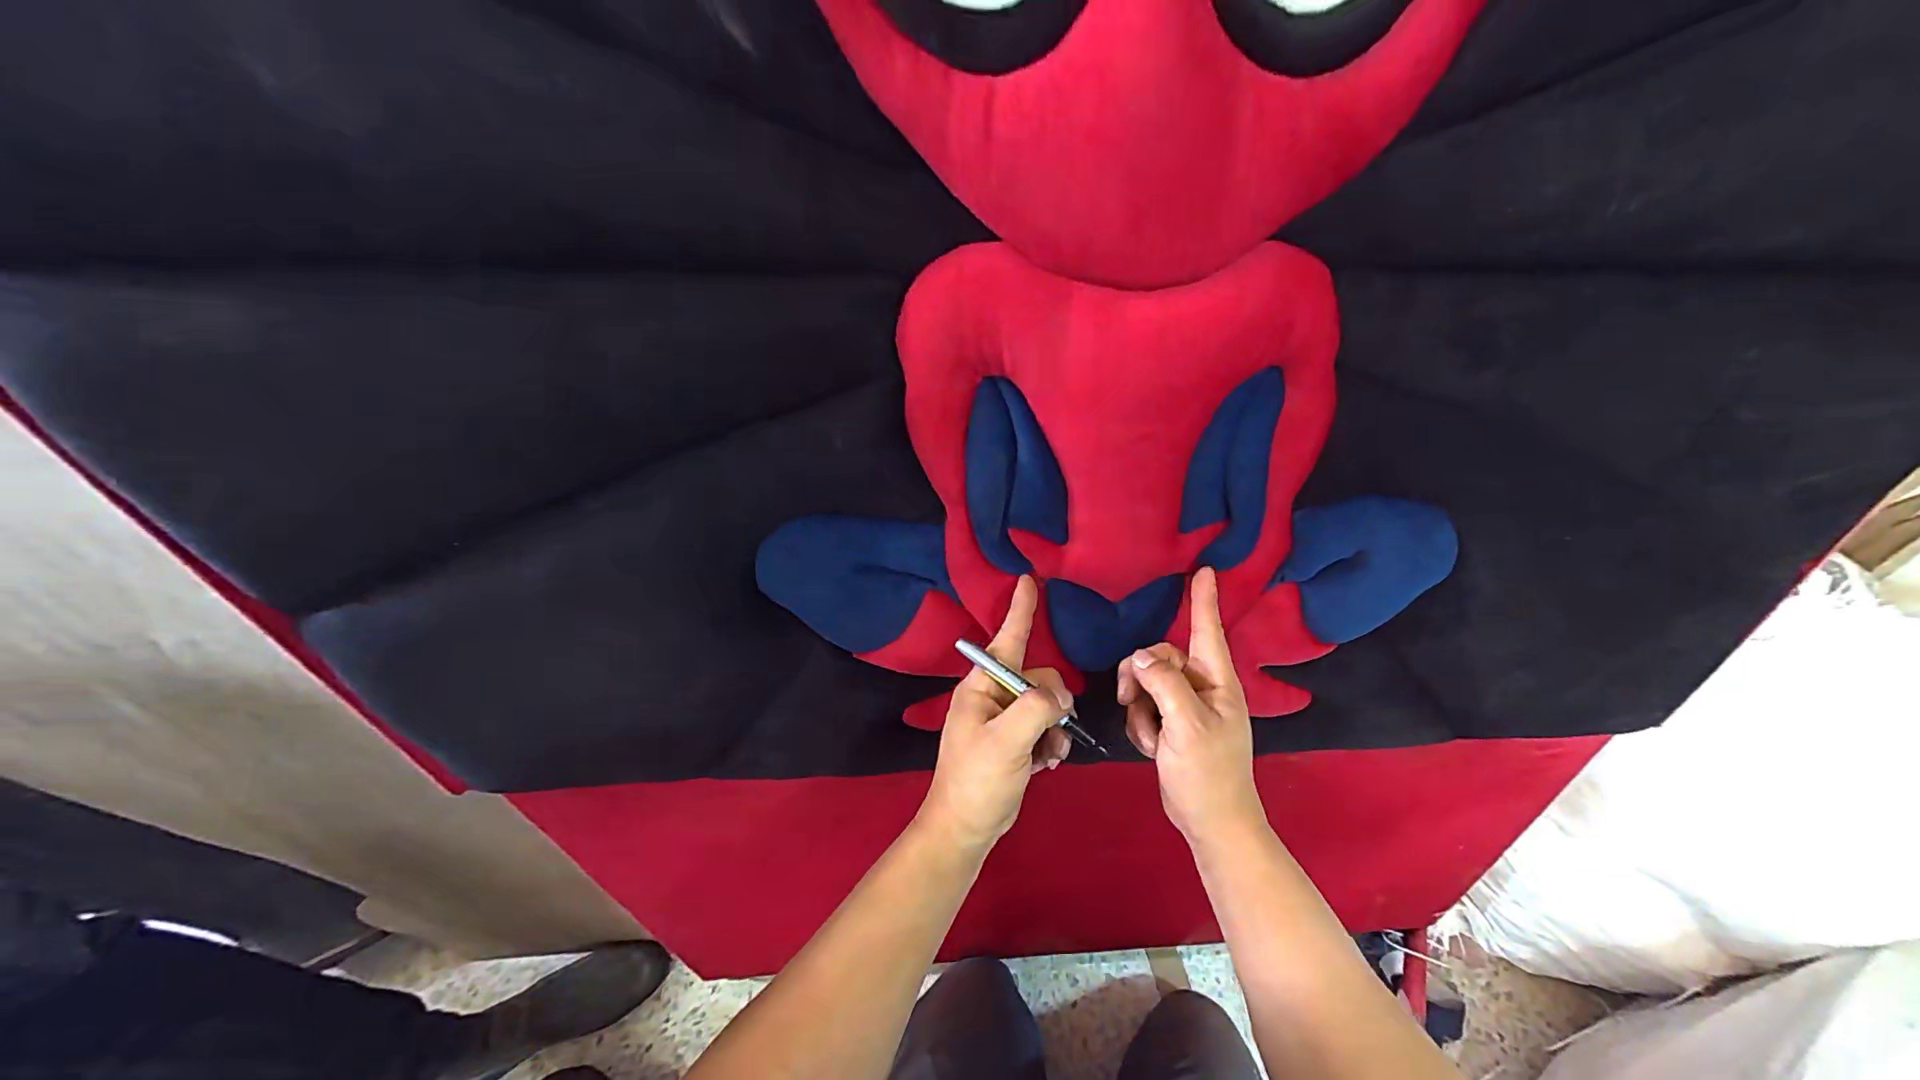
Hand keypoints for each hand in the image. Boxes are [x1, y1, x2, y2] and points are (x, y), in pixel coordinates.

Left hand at [918, 576, 1072, 852]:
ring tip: (1046, 753)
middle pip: (1038, 678)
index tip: (1027, 580)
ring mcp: (1004, 720)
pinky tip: (1045, 763)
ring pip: (1047, 704)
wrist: (966, 828)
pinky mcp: (1015, 741)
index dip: (1020, 610)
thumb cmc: (976, 781)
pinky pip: (1046, 726)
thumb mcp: (1006, 741)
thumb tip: (1059, 693)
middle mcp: (992, 697)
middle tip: (1053, 728)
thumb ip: (1036, 708)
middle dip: (1053, 700)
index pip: (1005, 640)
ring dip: (1055, 727)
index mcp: (980, 687)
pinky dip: (1052, 742)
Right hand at [1117, 568, 1265, 843]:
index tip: (1204, 570)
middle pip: (1160, 656)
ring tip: (1151, 737)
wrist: (1210, 821)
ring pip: (1145, 681)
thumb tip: (1140, 656)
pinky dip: (1140, 724)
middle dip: (1140, 676)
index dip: (1203, 600)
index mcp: (1218, 681)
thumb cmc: (1209, 773)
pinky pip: (1143, 705)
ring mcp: (1186, 706)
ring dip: (1139, 708)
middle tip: (1129, 700)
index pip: (1207, 630)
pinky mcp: (1171, 722)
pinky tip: (1152, 746)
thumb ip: (1164, 683)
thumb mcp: (1187, 725)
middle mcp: (1203, 686)